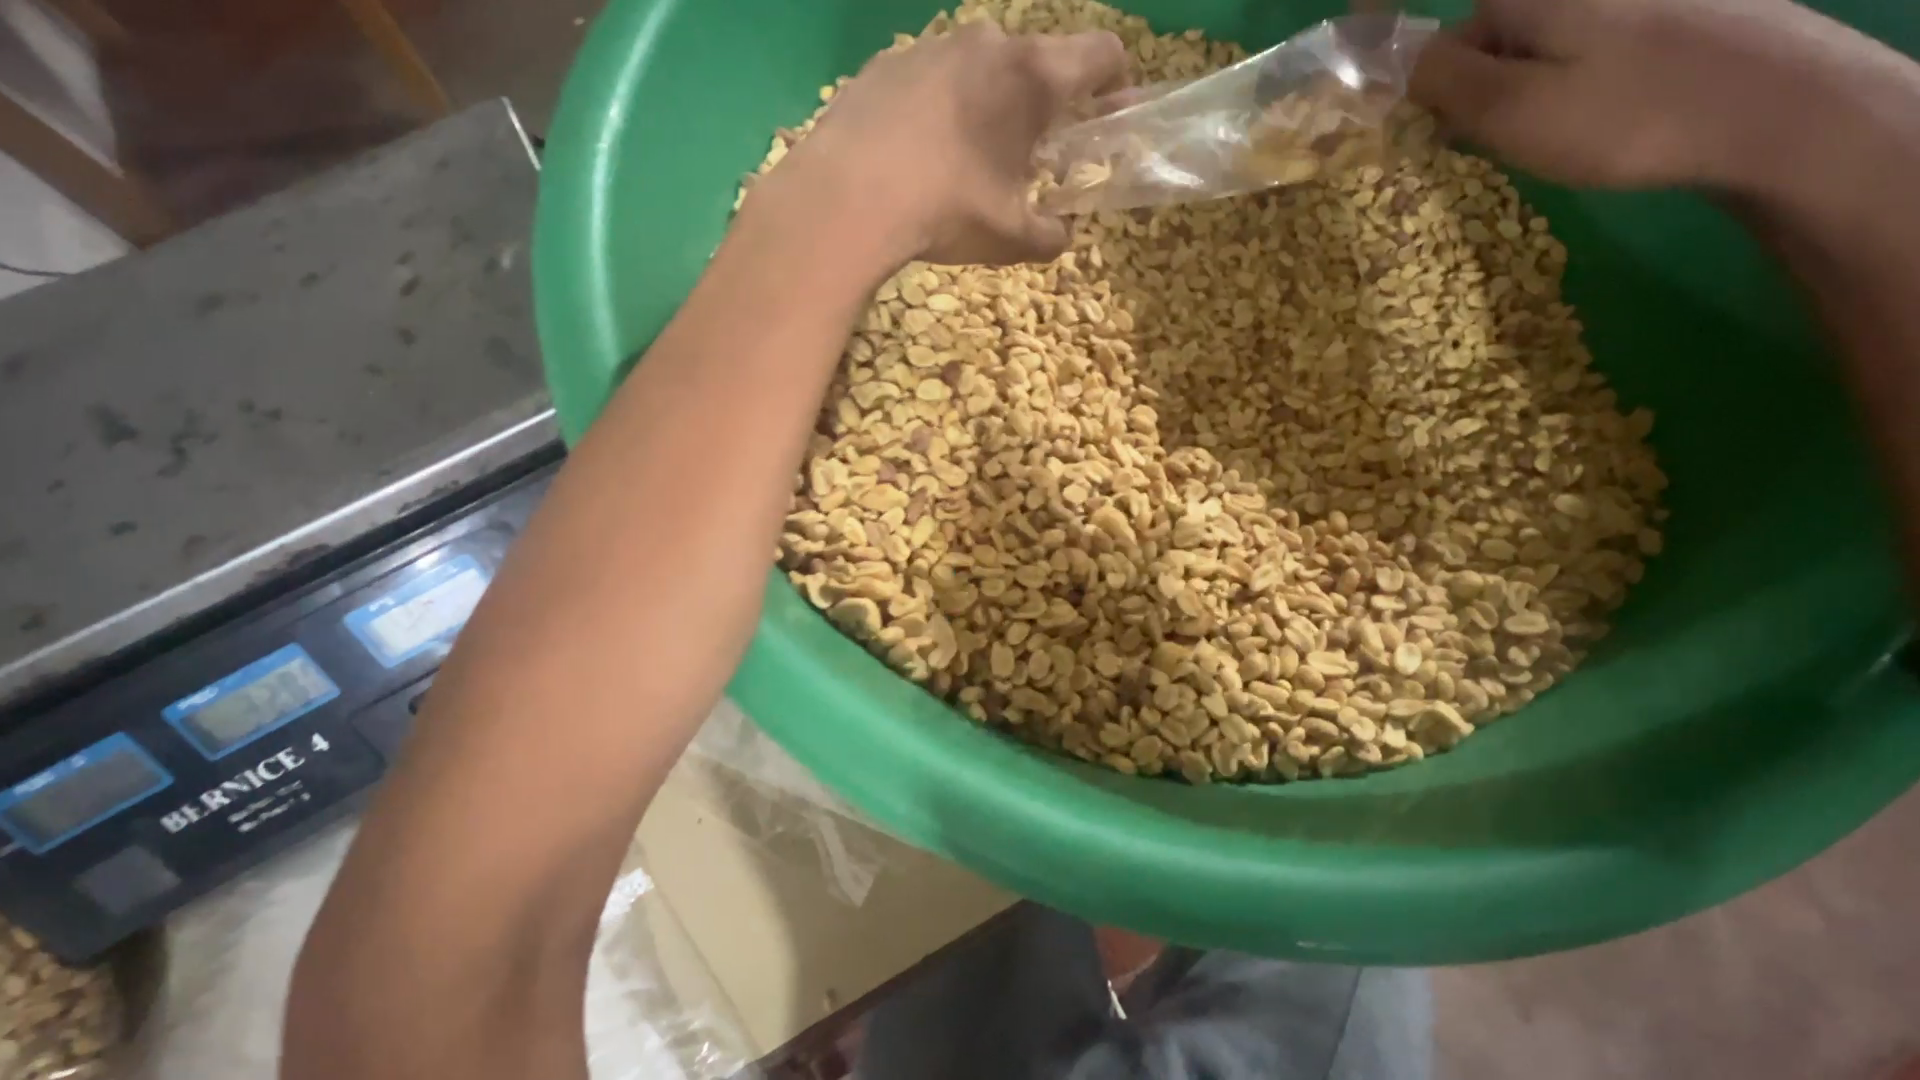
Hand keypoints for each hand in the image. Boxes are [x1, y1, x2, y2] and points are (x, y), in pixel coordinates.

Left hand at [753, 21, 1127, 266]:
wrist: (844, 199)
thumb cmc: (945, 211)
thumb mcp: (1010, 237)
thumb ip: (1050, 235)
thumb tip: (1059, 236)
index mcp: (1032, 75)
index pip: (1101, 53)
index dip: (1116, 82)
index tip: (1106, 114)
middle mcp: (985, 43)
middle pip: (1036, 59)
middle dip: (1042, 101)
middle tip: (1030, 150)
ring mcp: (930, 46)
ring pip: (978, 66)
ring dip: (986, 101)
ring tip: (966, 153)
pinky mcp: (885, 62)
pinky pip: (929, 77)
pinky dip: (937, 105)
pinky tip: (917, 150)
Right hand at [1407, 0, 1887, 192]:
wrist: (1777, 108)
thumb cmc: (1624, 116)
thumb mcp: (1510, 109)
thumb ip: (1442, 81)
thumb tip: (1399, 63)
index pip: (1444, 40)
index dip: (1432, 89)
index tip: (1440, 135)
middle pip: (1492, 39)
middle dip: (1479, 92)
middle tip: (1496, 147)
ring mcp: (1623, 3)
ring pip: (1539, 50)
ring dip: (1525, 95)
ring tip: (1551, 141)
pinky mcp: (1664, 18)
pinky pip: (1586, 52)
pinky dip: (1571, 88)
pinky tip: (1595, 121)